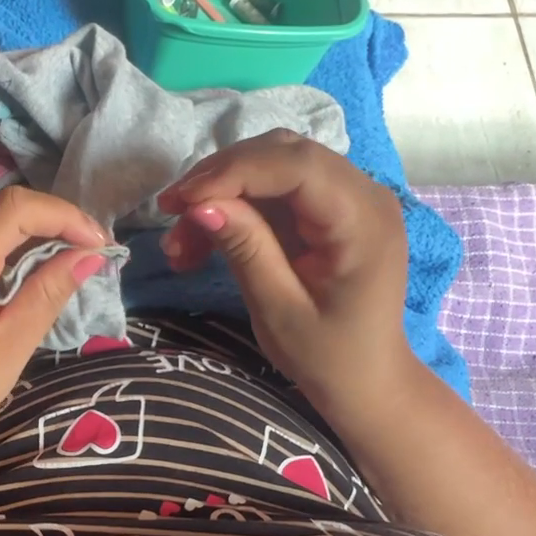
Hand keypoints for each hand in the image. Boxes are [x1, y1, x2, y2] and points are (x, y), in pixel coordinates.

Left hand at [0, 188, 110, 457]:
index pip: (17, 209)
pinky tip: (47, 266)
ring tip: (81, 257)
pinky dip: (22, 244)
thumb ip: (49, 293)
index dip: (64, 216)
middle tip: (98, 251)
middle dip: (59, 220)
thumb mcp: (11, 345)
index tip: (101, 244)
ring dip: (43, 230)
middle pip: (8, 207)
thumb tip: (92, 255)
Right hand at [157, 130, 415, 406]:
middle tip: (170, 215)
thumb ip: (246, 249)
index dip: (233, 172)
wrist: (365, 380)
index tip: (180, 202)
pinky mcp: (330, 209)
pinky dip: (236, 207)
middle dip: (220, 178)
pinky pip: (277, 190)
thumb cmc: (327, 357)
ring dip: (222, 193)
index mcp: (362, 222)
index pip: (296, 167)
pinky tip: (203, 239)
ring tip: (181, 242)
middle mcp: (365, 194)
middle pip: (283, 155)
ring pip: (273, 166)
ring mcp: (350, 197)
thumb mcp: (279, 310)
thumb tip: (199, 205)